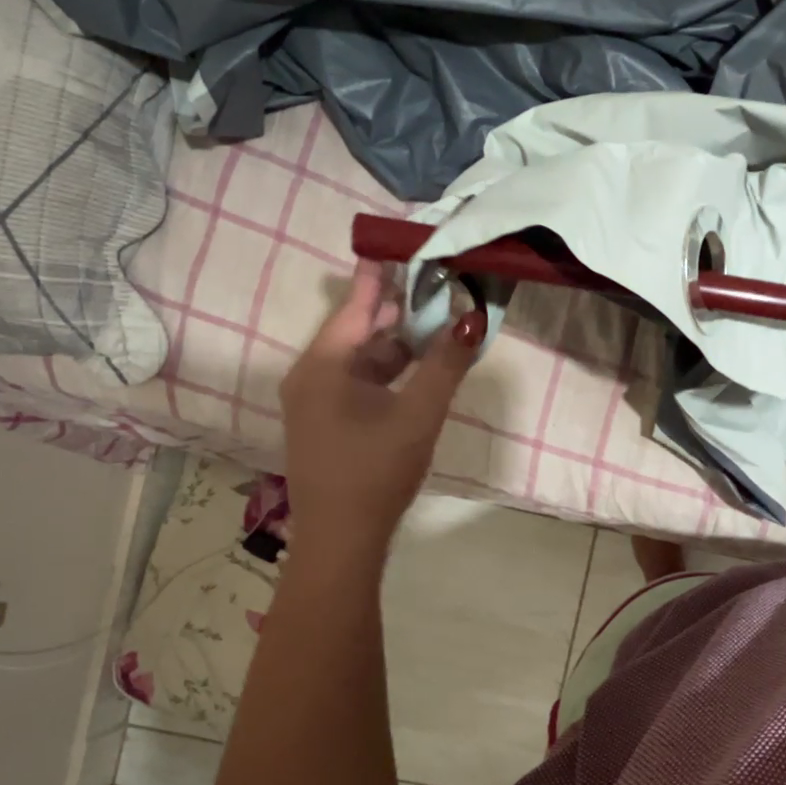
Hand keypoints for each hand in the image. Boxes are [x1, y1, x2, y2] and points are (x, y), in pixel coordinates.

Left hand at [279, 260, 485, 553]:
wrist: (342, 539)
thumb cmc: (376, 470)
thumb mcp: (418, 415)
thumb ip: (446, 365)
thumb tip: (474, 318)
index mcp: (324, 365)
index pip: (354, 305)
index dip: (379, 275)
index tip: (400, 245)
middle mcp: (312, 375)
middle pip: (356, 330)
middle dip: (395, 309)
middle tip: (433, 283)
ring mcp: (316, 402)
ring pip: (360, 359)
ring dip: (396, 343)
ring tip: (436, 323)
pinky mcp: (327, 425)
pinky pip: (359, 383)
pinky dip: (389, 371)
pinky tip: (418, 370)